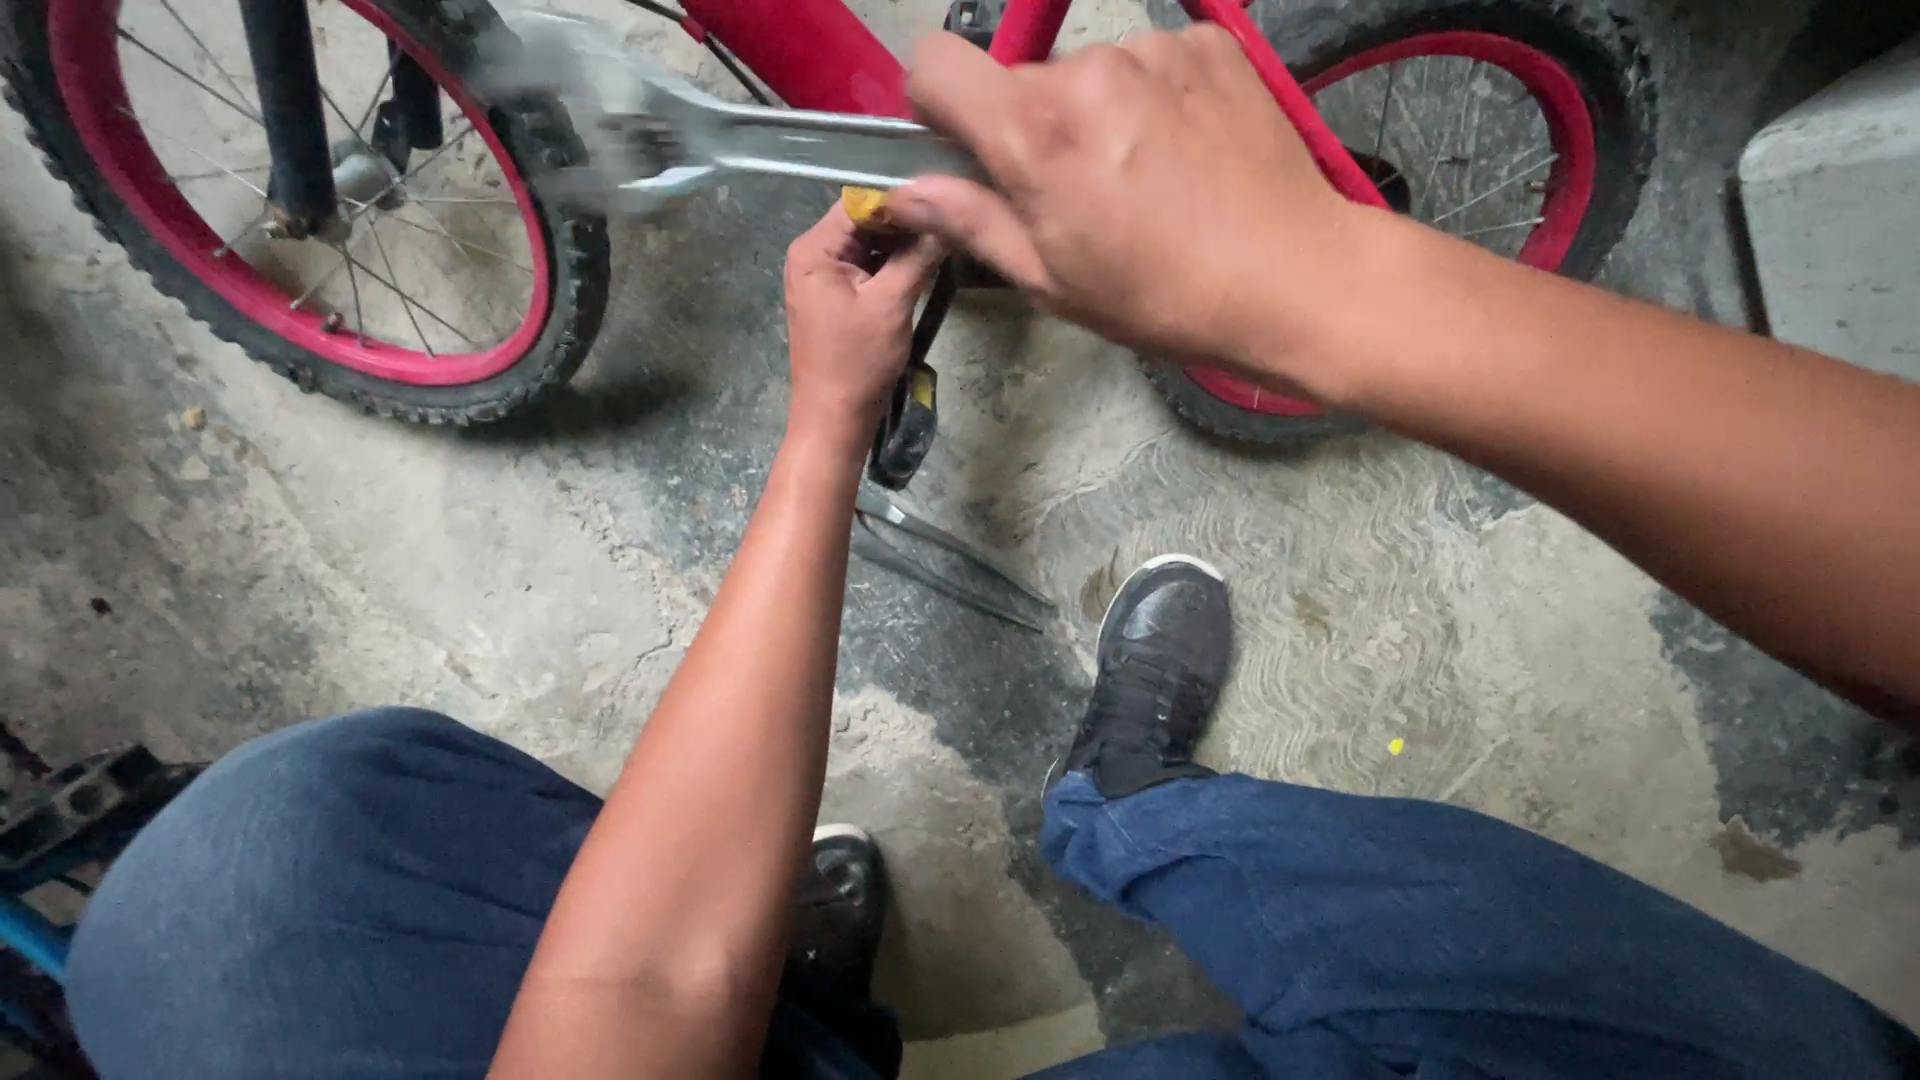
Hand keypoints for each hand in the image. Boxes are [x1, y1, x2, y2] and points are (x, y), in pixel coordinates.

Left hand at [784, 205, 943, 438]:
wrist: (834, 418)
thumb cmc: (857, 362)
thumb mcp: (891, 304)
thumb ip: (918, 256)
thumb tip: (947, 218)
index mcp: (814, 249)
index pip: (860, 202)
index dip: (902, 199)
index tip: (943, 201)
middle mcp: (812, 255)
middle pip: (865, 222)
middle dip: (905, 222)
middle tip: (950, 221)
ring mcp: (823, 278)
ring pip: (869, 246)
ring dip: (903, 245)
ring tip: (944, 240)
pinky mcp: (837, 298)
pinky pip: (868, 269)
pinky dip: (893, 266)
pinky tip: (924, 264)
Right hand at [893, 28, 1389, 398]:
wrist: (1289, 277)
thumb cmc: (1160, 297)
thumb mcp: (1050, 280)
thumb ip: (972, 223)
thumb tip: (909, 192)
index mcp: (1036, 132)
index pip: (937, 64)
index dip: (936, 105)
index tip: (962, 146)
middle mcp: (1089, 69)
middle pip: (1019, 80)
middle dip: (1027, 130)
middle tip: (1071, 195)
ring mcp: (1154, 49)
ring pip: (1084, 74)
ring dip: (1090, 118)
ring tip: (1136, 182)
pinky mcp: (1206, 45)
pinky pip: (1145, 64)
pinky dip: (1145, 102)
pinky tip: (1176, 157)